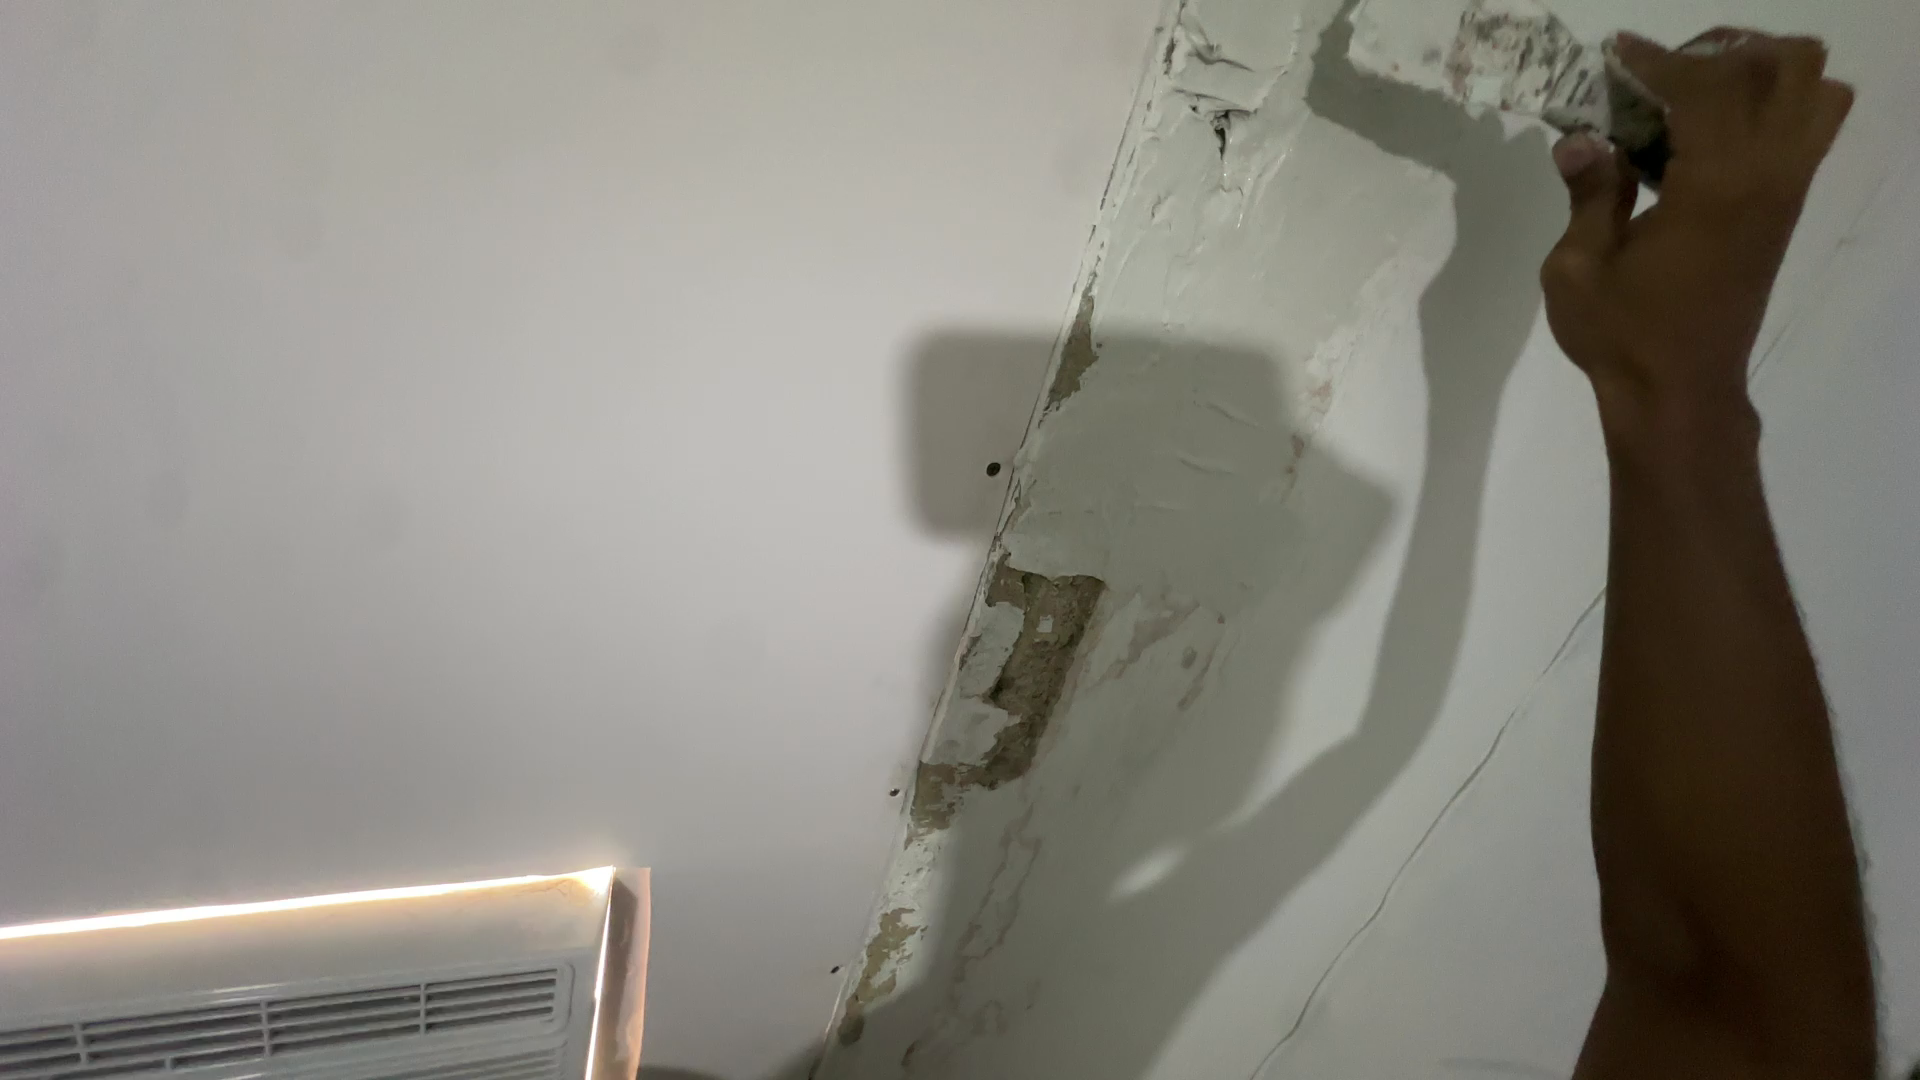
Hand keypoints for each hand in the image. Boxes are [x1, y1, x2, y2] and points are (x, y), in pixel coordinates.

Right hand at [1540, 30, 1853, 441]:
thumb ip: (1589, 195)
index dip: (1660, 58)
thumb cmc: (1619, 331)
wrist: (1677, 384)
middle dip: (1719, 52)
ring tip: (1689, 98)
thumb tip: (1580, 140)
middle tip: (1655, 76)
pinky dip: (1768, 106)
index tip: (1617, 52)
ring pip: (1813, 87)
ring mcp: (1788, 187)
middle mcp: (1772, 170)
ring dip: (1758, 73)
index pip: (1707, 86)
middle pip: (1785, 64)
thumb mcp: (1577, 267)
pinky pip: (1807, 125)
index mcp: (1718, 183)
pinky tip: (1705, 138)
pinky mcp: (1786, 206)